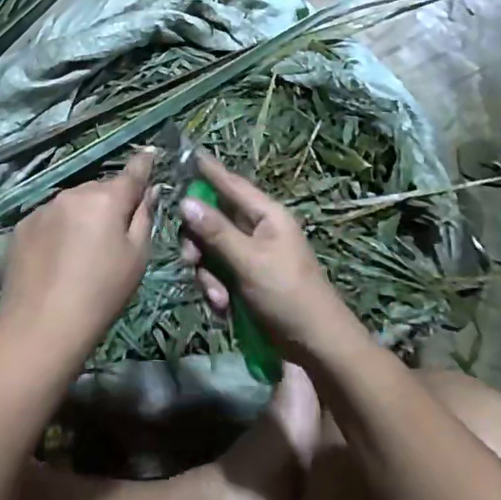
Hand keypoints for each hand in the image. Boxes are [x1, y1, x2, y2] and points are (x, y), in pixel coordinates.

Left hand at [0, 149, 156, 362]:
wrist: (41, 326)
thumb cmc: (101, 294)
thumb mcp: (136, 259)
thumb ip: (144, 218)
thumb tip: (149, 190)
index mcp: (106, 199)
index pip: (132, 173)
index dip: (143, 164)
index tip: (150, 153)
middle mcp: (72, 194)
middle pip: (100, 190)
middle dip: (111, 201)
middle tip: (117, 231)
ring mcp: (43, 208)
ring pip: (73, 203)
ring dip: (83, 215)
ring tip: (84, 250)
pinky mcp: (22, 226)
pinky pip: (51, 218)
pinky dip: (60, 228)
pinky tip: (59, 257)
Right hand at [179, 151, 364, 363]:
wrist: (316, 345)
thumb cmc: (287, 295)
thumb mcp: (248, 261)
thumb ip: (216, 231)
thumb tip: (185, 201)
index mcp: (266, 216)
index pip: (231, 184)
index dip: (208, 170)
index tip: (186, 154)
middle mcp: (257, 230)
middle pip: (211, 220)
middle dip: (198, 243)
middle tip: (191, 260)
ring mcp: (250, 256)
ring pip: (210, 251)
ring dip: (207, 275)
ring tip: (218, 299)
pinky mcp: (245, 279)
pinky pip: (217, 273)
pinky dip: (216, 290)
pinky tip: (223, 309)